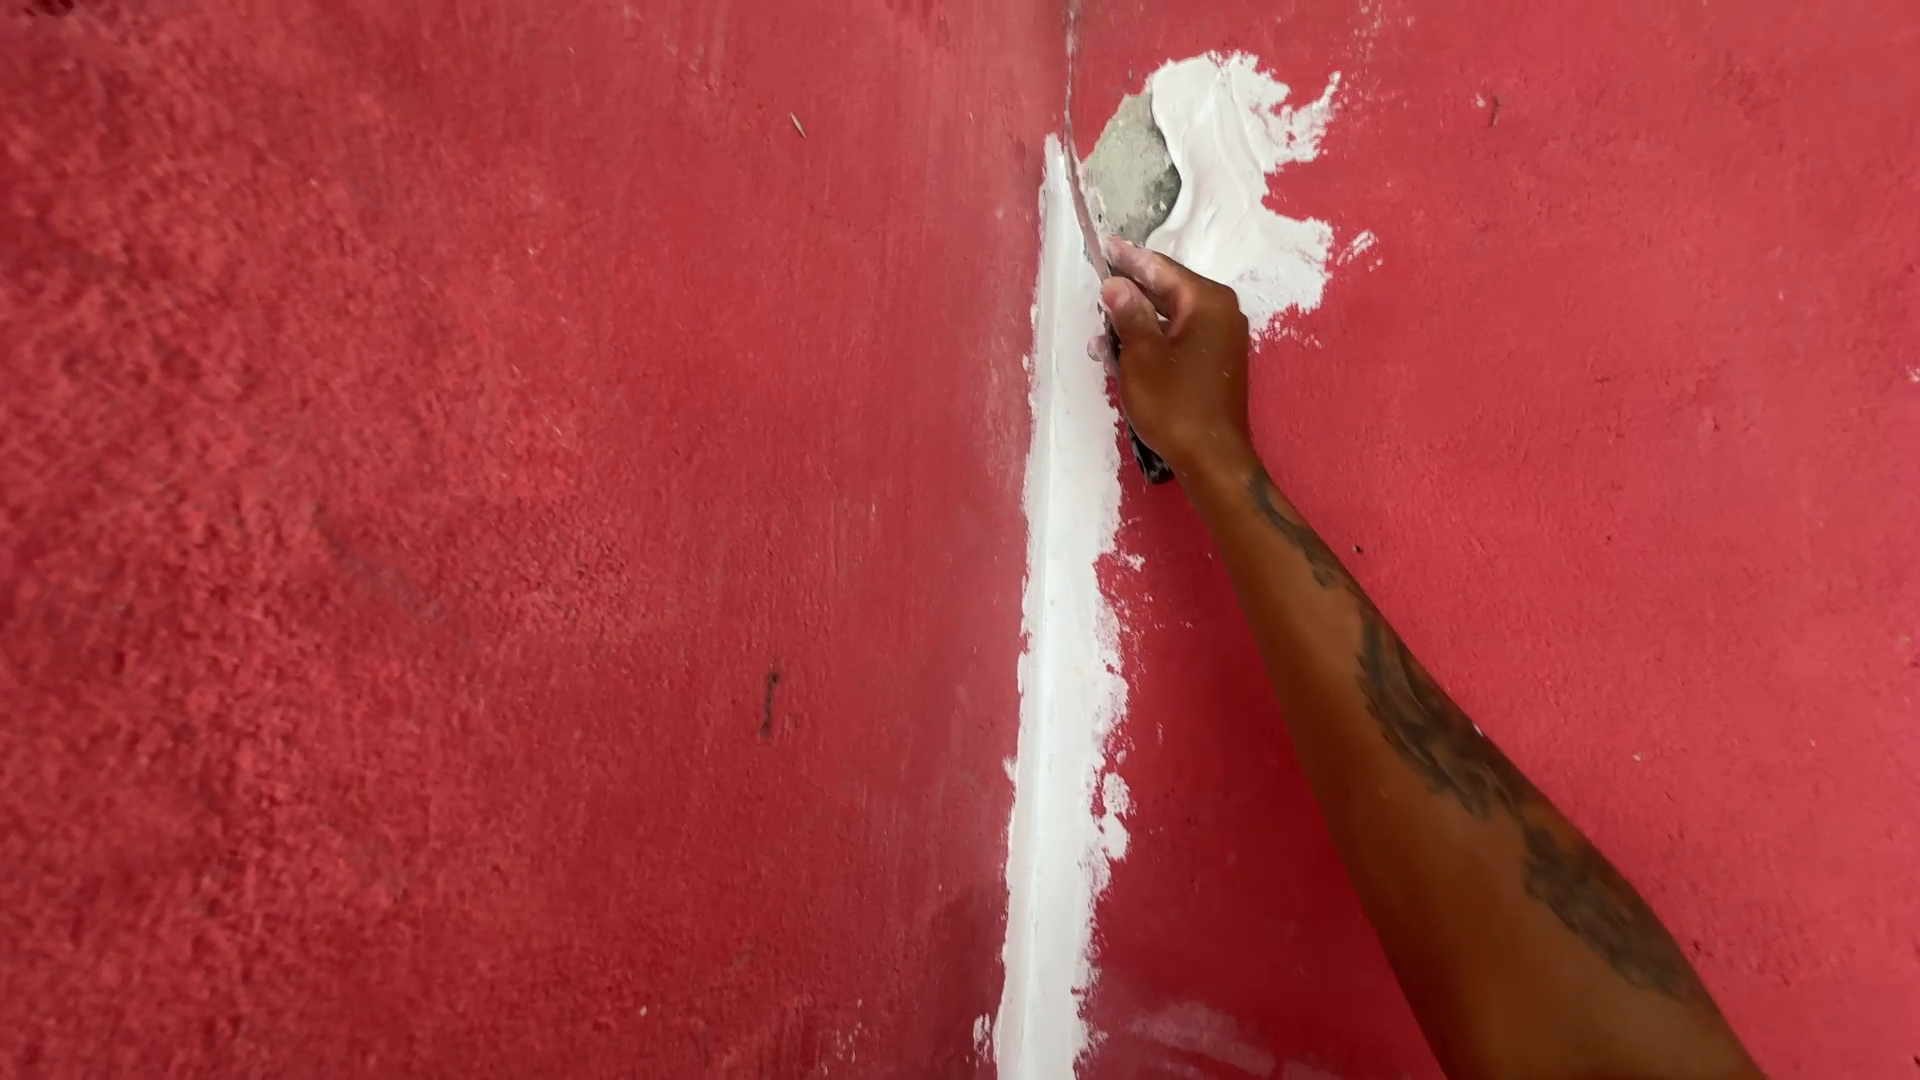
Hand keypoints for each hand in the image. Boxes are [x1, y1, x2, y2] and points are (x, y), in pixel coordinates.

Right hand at [1096, 239, 1256, 479]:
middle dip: (1129, 297)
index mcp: (1207, 301)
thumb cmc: (1174, 403)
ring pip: (1169, 322)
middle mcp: (1220, 314)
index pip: (1161, 268)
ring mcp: (1220, 341)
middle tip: (1097, 293)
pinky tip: (1123, 358)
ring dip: (1134, 328)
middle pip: (1167, 293)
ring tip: (1101, 340)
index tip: (1106, 246)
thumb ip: (1128, 313)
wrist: (1211, 457)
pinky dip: (1150, 346)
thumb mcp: (1141, 355)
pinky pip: (1177, 343)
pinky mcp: (1214, 365)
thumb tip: (1116, 284)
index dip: (1128, 259)